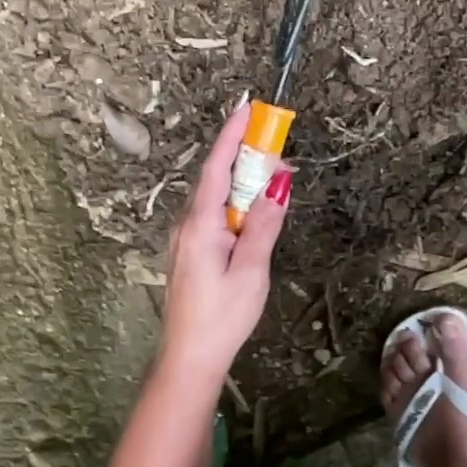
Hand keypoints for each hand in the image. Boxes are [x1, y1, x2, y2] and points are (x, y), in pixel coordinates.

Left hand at [159, 102, 290, 376]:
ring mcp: (186, 239)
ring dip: (244, 183)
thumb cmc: (221, 318)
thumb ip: (264, 225)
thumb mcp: (251, 271)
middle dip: (246, 157)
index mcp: (200, 225)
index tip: (248, 108)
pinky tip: (255, 212)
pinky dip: (236, 204)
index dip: (232, 135)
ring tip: (274, 179)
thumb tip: (278, 184)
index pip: (217, 168)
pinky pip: (215, 215)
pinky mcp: (191, 252)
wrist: (189, 358)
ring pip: (217, 198)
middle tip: (280, 150)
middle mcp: (187, 225)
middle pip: (217, 179)